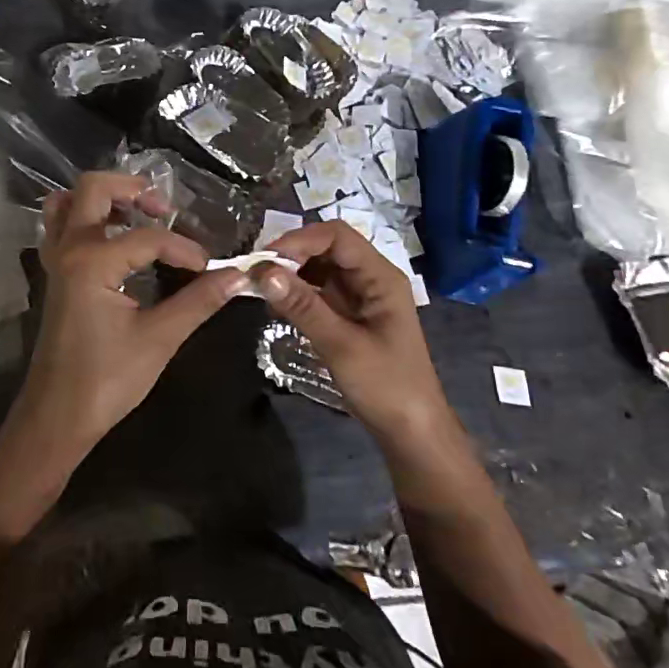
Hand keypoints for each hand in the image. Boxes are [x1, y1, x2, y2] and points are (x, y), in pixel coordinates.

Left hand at [17, 172, 245, 455]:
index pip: (149, 237)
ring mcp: (56, 262)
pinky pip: (63, 228)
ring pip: (70, 204)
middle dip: (133, 189)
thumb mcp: (159, 338)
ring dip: (105, 199)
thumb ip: (199, 301)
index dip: (183, 249)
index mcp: (92, 262)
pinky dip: (88, 220)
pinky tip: (117, 240)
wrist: (57, 418)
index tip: (207, 269)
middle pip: (94, 188)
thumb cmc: (106, 380)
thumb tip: (239, 277)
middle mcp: (69, 250)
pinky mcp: (56, 277)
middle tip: (166, 210)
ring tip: (139, 215)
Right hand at [253, 221, 454, 443]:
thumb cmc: (386, 386)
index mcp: (381, 276)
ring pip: (321, 269)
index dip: (300, 240)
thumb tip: (263, 272)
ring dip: (291, 275)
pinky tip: (277, 307)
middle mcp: (372, 278)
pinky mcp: (351, 315)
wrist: (412, 431)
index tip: (265, 259)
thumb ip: (303, 307)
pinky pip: (320, 292)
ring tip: (260, 290)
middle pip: (328, 248)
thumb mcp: (341, 346)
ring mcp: (362, 297)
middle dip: (292, 256)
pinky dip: (298, 294)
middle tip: (255, 274)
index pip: (337, 236)